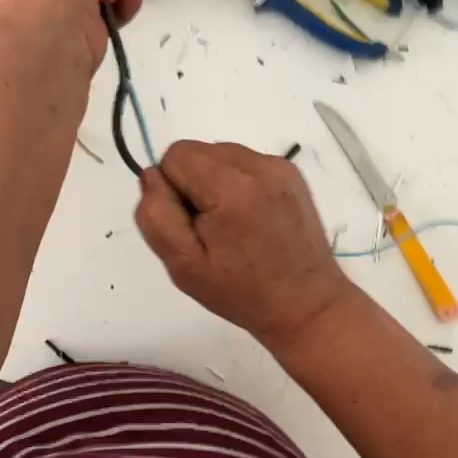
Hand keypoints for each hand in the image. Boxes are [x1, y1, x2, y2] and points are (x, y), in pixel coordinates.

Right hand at [135, 140, 359, 347]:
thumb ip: (157, 215)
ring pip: (219, 156)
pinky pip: (244, 164)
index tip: (190, 228)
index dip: (172, 192)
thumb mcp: (184, 265)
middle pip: (197, 152)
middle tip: (209, 232)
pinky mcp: (291, 173)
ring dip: (213, 185)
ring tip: (231, 228)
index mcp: (231, 188)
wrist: (305, 304)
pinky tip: (249, 220)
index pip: (175, 157)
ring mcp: (279, 167)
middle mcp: (259, 166)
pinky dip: (236, 185)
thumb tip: (152, 176)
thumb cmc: (240, 292)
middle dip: (191, 186)